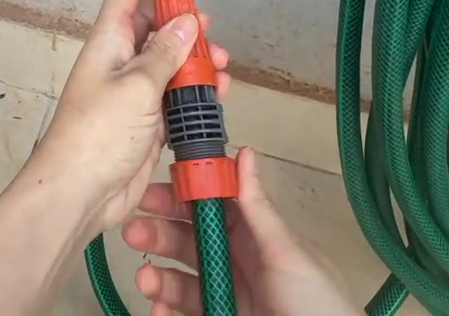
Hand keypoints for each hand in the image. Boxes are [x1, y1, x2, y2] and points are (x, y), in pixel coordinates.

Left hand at [24, 0, 230, 235]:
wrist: (80, 192)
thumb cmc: (101, 131)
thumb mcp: (138, 86)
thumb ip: (165, 53)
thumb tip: (186, 22)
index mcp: (109, 40)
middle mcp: (121, 60)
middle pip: (153, 26)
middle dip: (182, 21)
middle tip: (209, 27)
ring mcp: (134, 92)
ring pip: (168, 61)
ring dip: (196, 58)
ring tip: (222, 63)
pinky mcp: (147, 121)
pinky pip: (175, 95)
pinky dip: (196, 90)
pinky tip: (218, 92)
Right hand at [122, 147, 361, 315]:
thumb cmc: (317, 302)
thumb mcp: (287, 251)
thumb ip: (257, 207)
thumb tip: (244, 150)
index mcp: (251, 231)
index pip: (207, 203)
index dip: (177, 194)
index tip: (149, 191)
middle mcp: (235, 258)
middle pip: (187, 238)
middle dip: (157, 233)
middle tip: (131, 231)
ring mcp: (227, 292)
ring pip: (182, 278)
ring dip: (158, 275)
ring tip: (143, 280)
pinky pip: (187, 311)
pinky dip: (166, 310)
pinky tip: (156, 310)